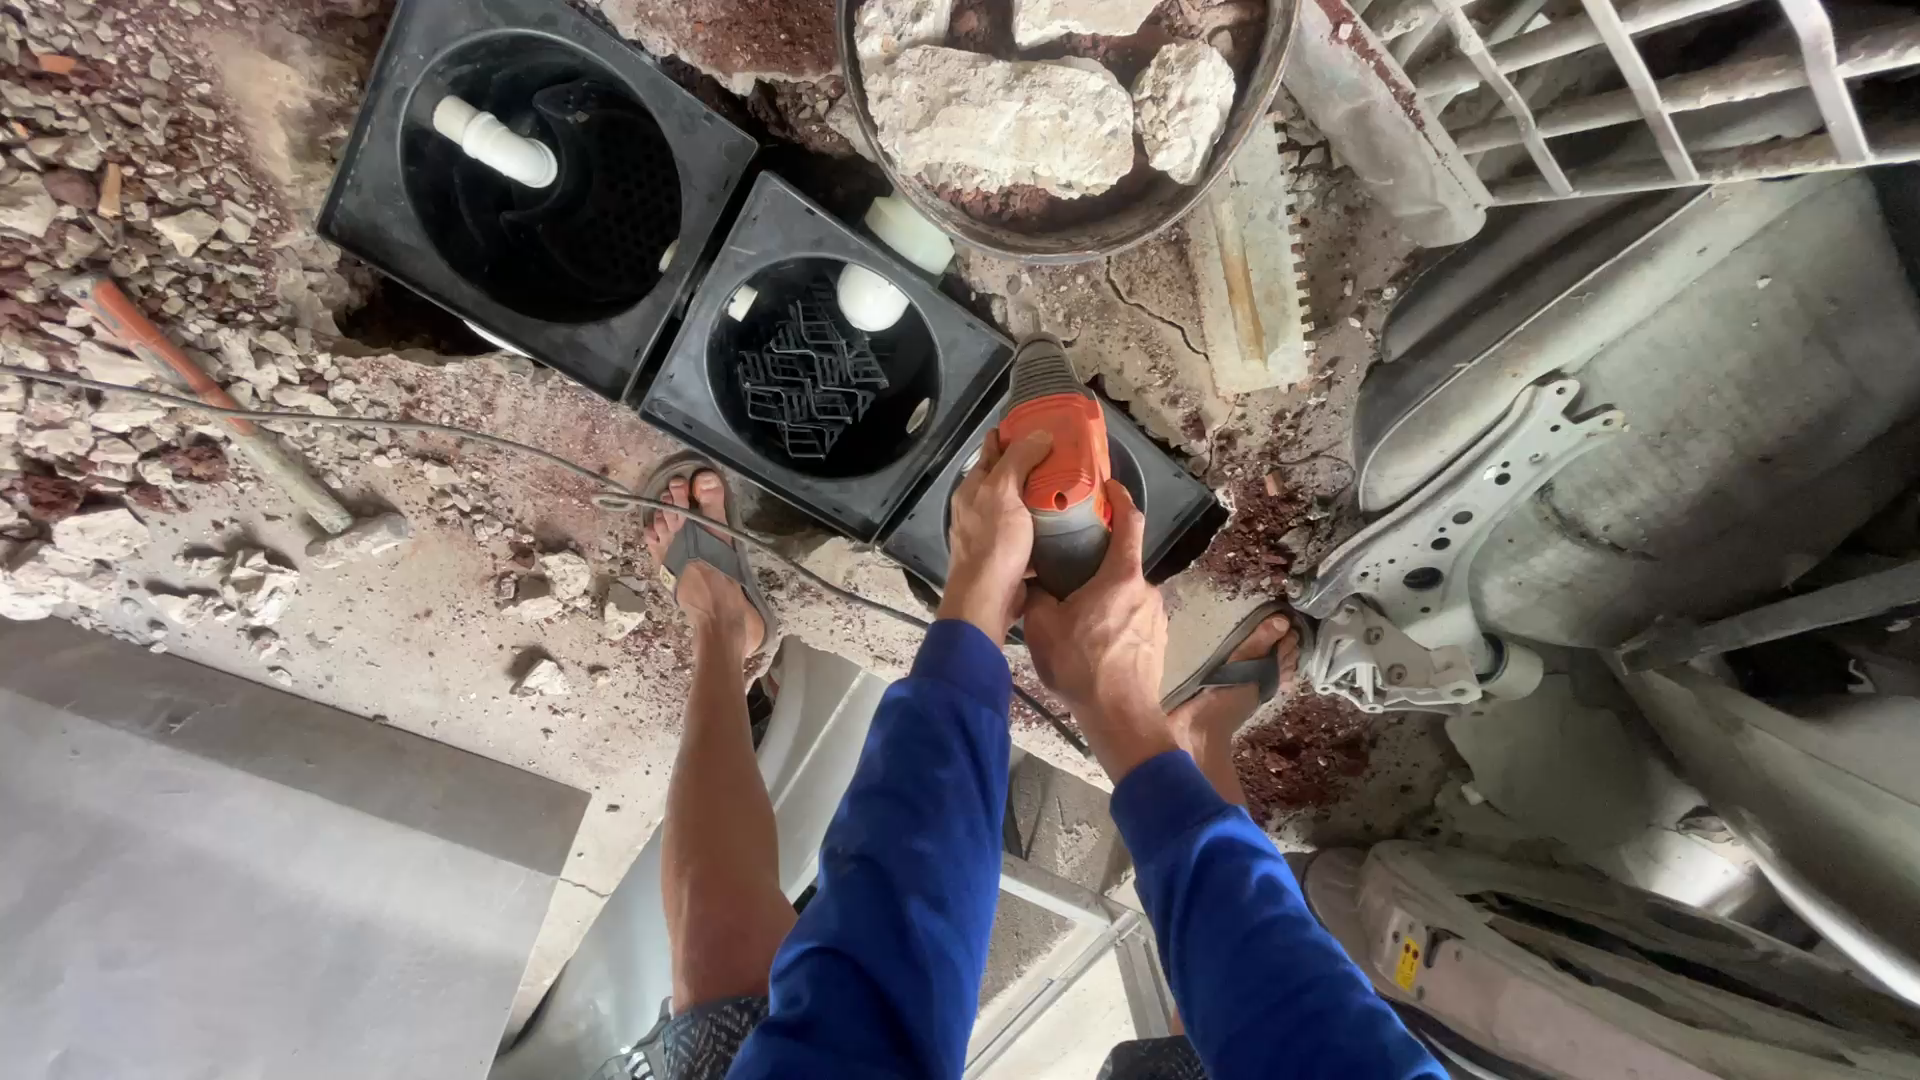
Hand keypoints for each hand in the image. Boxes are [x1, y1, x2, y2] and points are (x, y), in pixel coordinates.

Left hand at [937, 428, 1054, 642]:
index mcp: (974, 488)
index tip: (1039, 423)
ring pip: (1021, 506)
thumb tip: (1040, 433)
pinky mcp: (1009, 556)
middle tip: (1066, 455)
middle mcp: (980, 508)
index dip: (1012, 434)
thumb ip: (1019, 460)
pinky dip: (1046, 526)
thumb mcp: (1003, 492)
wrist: (987, 600)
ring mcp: (994, 533)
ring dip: (1042, 497)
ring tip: (1073, 486)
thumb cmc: (992, 543)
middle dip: (1033, 466)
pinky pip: (1031, 533)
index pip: (992, 450)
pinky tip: (1068, 524)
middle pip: (1009, 478)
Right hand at [1022, 481, 1174, 780]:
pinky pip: (1133, 618)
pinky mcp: (1159, 640)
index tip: (1109, 486)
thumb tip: (1034, 580)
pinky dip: (1115, 619)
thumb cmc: (1081, 666)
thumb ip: (1037, 595)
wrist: (1121, 717)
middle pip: (1122, 561)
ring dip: (1105, 596)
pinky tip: (1095, 640)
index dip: (1120, 498)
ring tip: (1078, 612)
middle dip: (1098, 561)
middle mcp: (1145, 589)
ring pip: (1126, 593)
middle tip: (1070, 567)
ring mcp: (1156, 616)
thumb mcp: (1042, 626)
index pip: (1129, 521)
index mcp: (1120, 576)